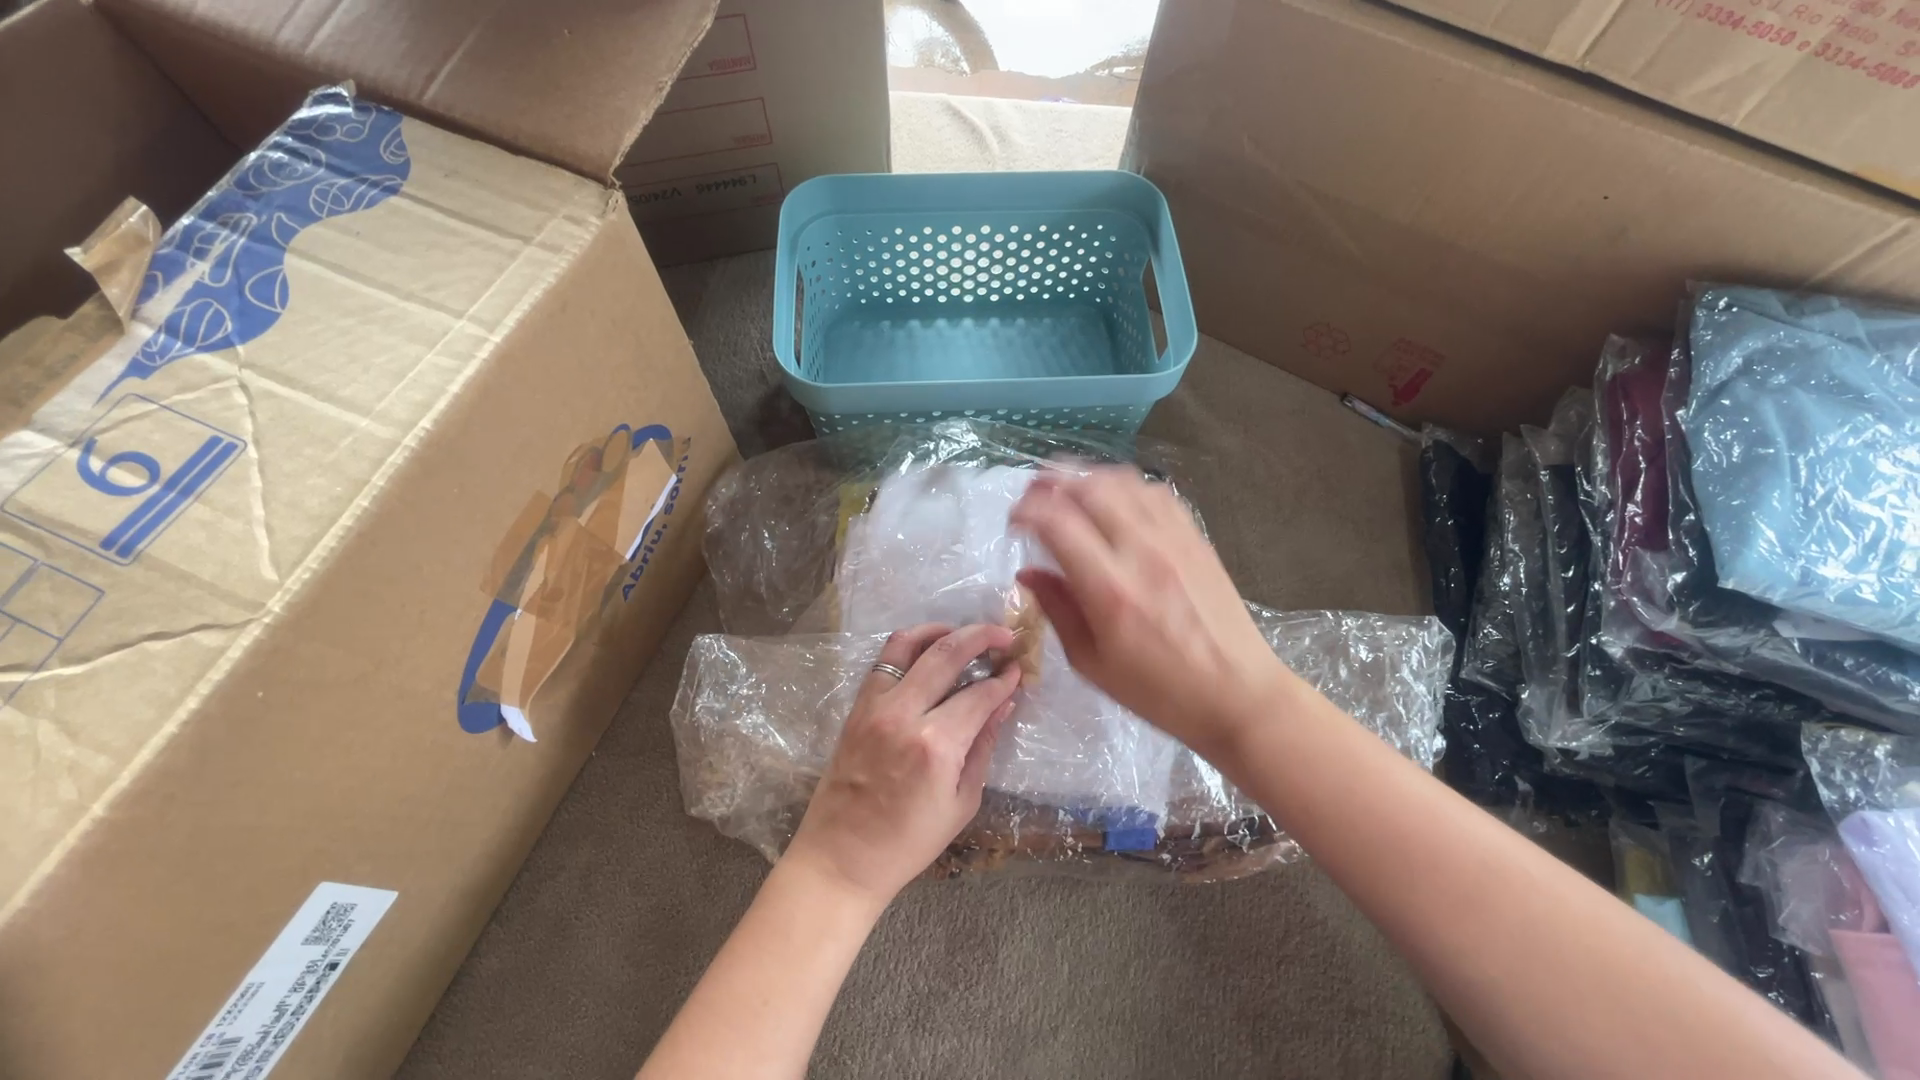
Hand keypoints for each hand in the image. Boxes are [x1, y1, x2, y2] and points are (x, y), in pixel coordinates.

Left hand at [783, 623, 1021, 904]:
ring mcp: (874, 707)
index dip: (1004, 679)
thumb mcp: (962, 802)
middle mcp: (903, 714)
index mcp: (936, 746)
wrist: (842, 857)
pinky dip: (908, 646)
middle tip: (1004, 634)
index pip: (979, 694)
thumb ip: (983, 746)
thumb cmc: (909, 843)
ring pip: (908, 644)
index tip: (1019, 669)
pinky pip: (883, 661)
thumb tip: (1003, 704)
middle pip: (947, 653)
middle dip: (981, 636)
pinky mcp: (856, 708)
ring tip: (964, 634)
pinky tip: (928, 652)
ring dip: (940, 631)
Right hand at [1009, 467, 1287, 752]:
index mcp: (1109, 589)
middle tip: (1032, 497)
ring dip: (1086, 478)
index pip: (1056, 522)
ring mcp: (1173, 539)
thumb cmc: (1160, 692)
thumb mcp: (1092, 664)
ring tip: (1066, 491)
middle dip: (1050, 483)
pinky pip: (1155, 492)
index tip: (1013, 523)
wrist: (1239, 694)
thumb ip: (1058, 610)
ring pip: (1122, 481)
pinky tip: (1113, 500)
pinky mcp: (1196, 538)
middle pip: (1087, 488)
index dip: (1026, 511)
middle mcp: (1141, 551)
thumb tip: (1029, 573)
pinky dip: (1125, 486)